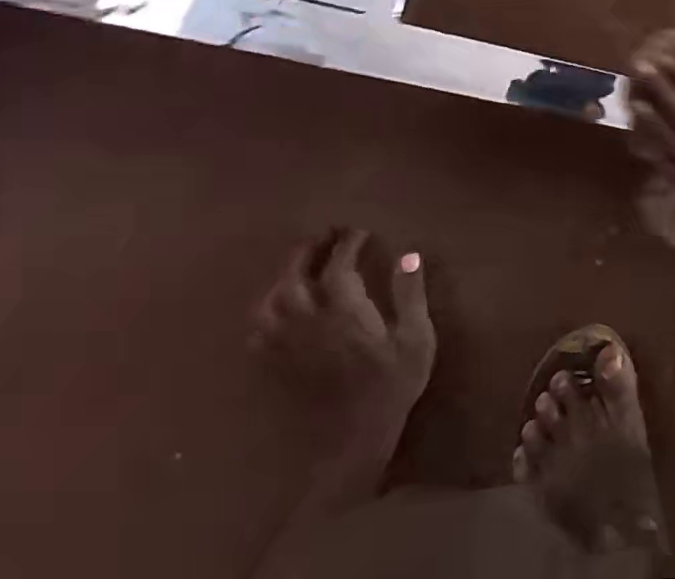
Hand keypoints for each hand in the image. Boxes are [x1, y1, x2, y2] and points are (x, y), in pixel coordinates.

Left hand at [253, 228, 436, 425]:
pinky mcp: (273, 366)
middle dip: (309, 251)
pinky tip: (279, 308)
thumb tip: (409, 254)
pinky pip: (258, 328)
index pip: (338, 265)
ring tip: (300, 266)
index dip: (347, 244)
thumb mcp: (416, 337)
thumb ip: (410, 294)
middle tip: (325, 236)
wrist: (351, 441)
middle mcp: (307, 322)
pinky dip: (268, 309)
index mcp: (344, 312)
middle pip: (295, 276)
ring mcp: (284, 346)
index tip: (360, 232)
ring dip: (284, 276)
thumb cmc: (392, 386)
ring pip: (270, 301)